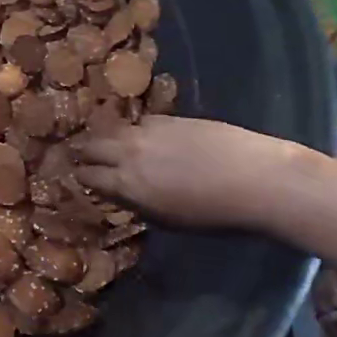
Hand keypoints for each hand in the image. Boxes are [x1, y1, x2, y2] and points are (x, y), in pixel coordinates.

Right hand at [74, 116, 320, 230]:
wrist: (255, 179)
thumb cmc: (214, 214)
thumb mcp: (167, 219)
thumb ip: (138, 202)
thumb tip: (123, 193)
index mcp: (126, 184)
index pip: (88, 176)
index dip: (82, 178)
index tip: (81, 178)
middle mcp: (129, 153)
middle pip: (92, 146)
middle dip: (85, 153)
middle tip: (85, 158)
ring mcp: (148, 131)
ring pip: (113, 130)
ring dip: (106, 138)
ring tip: (107, 143)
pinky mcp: (169, 118)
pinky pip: (139, 122)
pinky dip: (134, 130)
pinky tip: (143, 136)